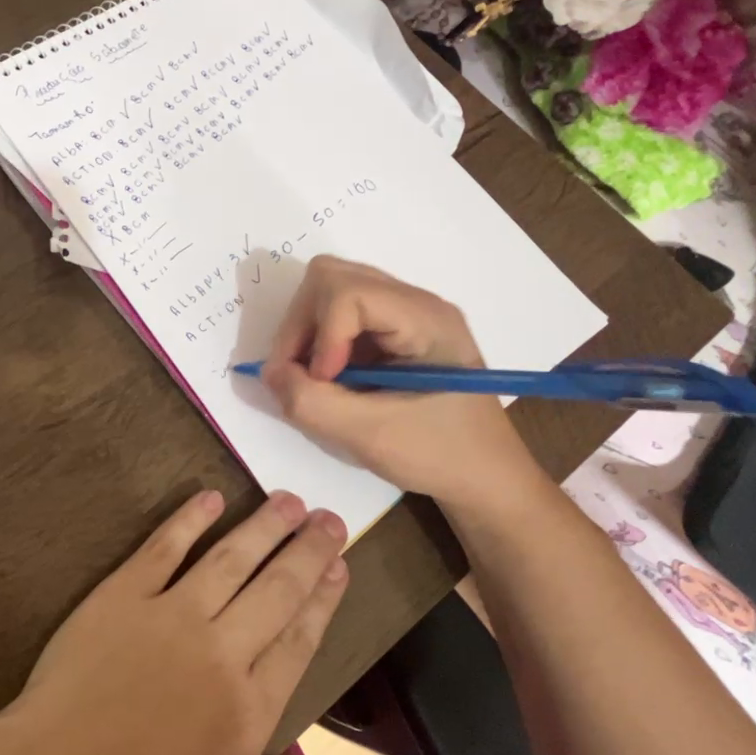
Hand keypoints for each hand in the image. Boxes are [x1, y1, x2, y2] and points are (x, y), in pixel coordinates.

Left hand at [0, 489, 348, 754]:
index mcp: (250, 706)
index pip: (299, 639)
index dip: (323, 599)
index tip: (341, 567)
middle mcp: (221, 652)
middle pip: (276, 591)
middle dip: (308, 552)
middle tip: (330, 516)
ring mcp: (170, 616)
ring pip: (229, 560)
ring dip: (263, 527)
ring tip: (288, 499)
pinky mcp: (122, 594)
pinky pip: (163, 548)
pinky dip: (188, 520)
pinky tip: (210, 497)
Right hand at [260, 256, 548, 513]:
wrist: (486, 477)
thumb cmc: (439, 455)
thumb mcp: (368, 435)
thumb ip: (308, 401)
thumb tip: (270, 372)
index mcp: (426, 321)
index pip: (348, 292)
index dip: (320, 333)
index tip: (323, 381)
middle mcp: (415, 302)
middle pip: (330, 277)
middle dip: (302, 324)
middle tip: (300, 373)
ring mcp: (403, 310)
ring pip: (328, 287)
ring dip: (306, 330)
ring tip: (313, 374)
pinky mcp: (390, 326)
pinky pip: (336, 308)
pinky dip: (318, 337)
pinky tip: (330, 374)